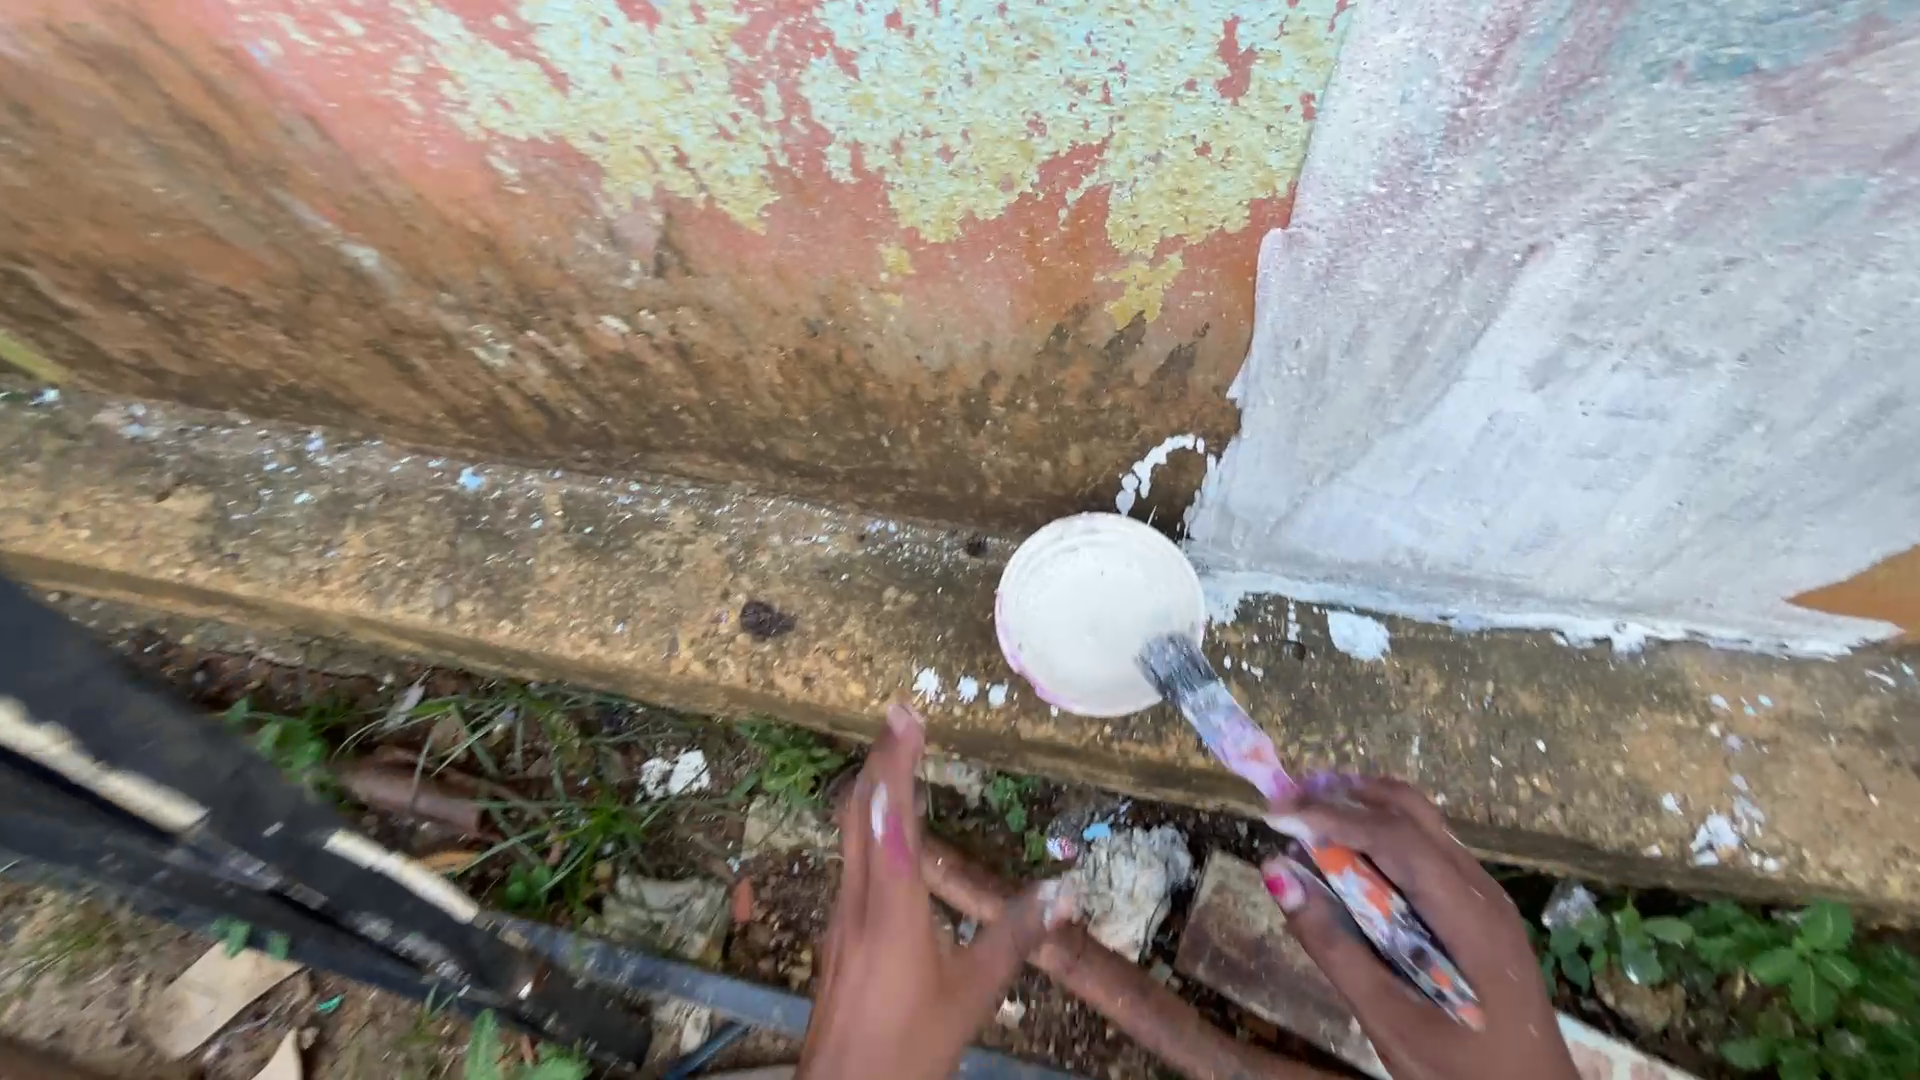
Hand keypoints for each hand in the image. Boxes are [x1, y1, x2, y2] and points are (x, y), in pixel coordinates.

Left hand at [798, 704, 1075, 1078]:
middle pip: (858, 808)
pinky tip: (887, 826)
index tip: (904, 714)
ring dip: (869, 784)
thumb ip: (1016, 937)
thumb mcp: (973, 995)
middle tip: (899, 718)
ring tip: (894, 754)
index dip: (897, 759)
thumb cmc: (910, 1047)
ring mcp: (841, 912)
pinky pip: (851, 854)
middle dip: (877, 756)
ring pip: (848, 829)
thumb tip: (1064, 891)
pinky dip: (867, 820)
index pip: (891, 814)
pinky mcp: (837, 928)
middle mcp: (858, 897)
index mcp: (893, 906)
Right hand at [1263, 777, 1578, 1079]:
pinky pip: (1419, 845)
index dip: (1330, 816)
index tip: (1274, 816)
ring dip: (1358, 805)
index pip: (1394, 837)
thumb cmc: (1464, 1075)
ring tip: (1304, 815)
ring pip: (1416, 820)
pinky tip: (1342, 850)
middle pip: (1409, 810)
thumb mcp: (1390, 1020)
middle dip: (1342, 795)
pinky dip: (1373, 830)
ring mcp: (1480, 895)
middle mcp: (1480, 890)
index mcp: (1469, 917)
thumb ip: (1332, 945)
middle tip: (1286, 801)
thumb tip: (1274, 871)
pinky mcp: (1471, 906)